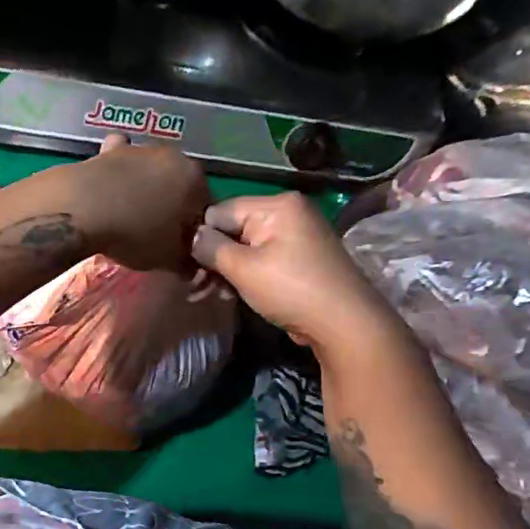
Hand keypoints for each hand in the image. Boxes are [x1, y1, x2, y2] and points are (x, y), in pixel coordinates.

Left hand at [63, 135, 209, 271]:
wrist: (82, 209)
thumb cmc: (135, 234)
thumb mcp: (168, 258)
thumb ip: (188, 262)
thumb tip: (193, 266)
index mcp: (196, 179)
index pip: (206, 208)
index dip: (195, 231)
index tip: (182, 248)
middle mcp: (173, 155)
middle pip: (180, 186)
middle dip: (173, 207)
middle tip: (157, 234)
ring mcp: (139, 148)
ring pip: (151, 173)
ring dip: (147, 190)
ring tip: (131, 215)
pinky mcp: (108, 150)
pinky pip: (120, 162)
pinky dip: (119, 171)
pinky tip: (111, 188)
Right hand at [191, 192, 397, 350]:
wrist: (344, 323)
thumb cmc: (290, 289)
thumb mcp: (243, 268)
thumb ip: (212, 248)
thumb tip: (193, 236)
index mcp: (277, 205)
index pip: (222, 211)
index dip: (202, 236)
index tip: (186, 265)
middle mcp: (289, 214)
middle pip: (234, 229)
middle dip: (211, 258)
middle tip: (192, 287)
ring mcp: (297, 237)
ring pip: (246, 248)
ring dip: (225, 271)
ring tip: (204, 295)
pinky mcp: (300, 261)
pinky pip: (262, 261)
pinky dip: (245, 276)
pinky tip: (227, 294)